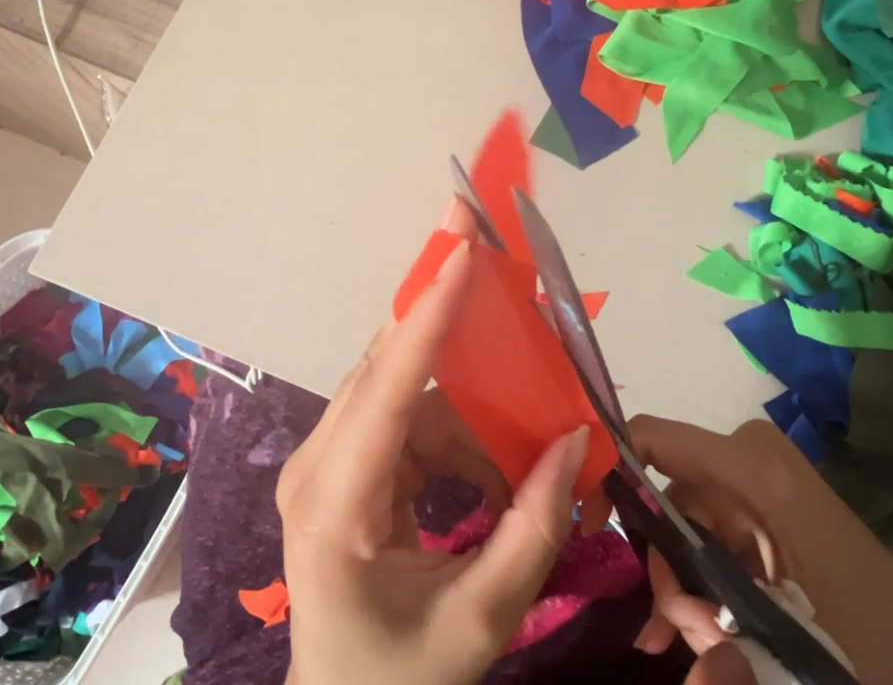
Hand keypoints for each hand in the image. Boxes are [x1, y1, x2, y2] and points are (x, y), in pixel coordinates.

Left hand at [277, 240, 592, 684]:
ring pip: (402, 390)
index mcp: (334, 506)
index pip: (384, 392)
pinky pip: (408, 420)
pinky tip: (499, 455)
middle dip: (439, 311)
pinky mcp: (346, 467)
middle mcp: (318, 466)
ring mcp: (327, 463)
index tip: (460, 250)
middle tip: (484, 250)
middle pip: (385, 369)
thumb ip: (534, 527)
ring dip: (466, 389)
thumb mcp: (481, 619)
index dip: (427, 316)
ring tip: (527, 394)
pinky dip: (458, 427)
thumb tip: (575, 435)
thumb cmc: (403, 678)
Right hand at [625, 417, 892, 684]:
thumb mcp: (772, 630)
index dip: (608, 470)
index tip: (586, 524)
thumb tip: (651, 632)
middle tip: (675, 631)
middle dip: (662, 566)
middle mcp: (754, 463)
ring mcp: (764, 488)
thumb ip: (701, 616)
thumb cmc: (862, 640)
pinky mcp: (771, 515)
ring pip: (687, 523)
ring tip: (692, 642)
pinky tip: (694, 633)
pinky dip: (699, 580)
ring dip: (680, 585)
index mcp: (753, 470)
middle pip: (667, 496)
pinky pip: (714, 536)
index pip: (653, 439)